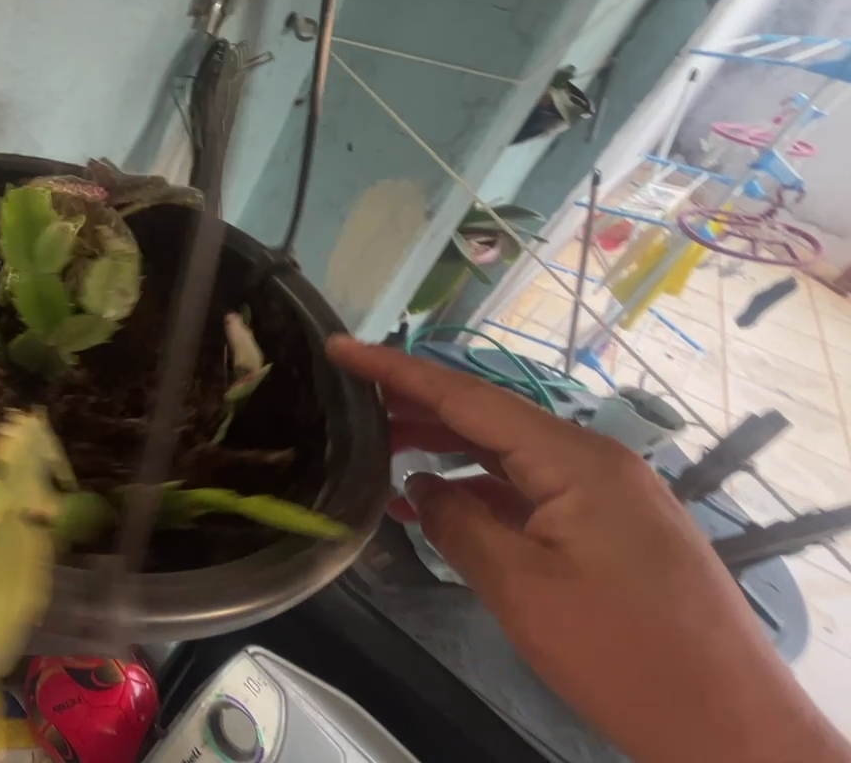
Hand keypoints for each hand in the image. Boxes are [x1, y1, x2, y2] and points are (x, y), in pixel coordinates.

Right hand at [328, 336, 850, 762]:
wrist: (735, 736)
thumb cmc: (623, 654)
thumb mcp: (517, 584)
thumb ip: (453, 520)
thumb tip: (419, 488)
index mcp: (575, 461)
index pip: (464, 396)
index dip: (393, 369)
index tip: (337, 347)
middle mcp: (592, 462)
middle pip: (483, 415)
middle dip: (410, 404)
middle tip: (342, 399)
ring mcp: (603, 494)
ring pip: (501, 450)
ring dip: (437, 446)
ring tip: (373, 447)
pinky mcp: (605, 525)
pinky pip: (523, 486)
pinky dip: (471, 486)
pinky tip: (427, 501)